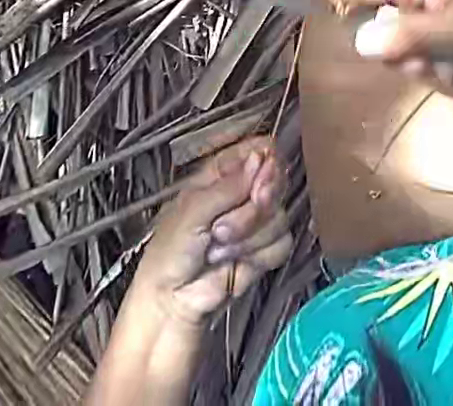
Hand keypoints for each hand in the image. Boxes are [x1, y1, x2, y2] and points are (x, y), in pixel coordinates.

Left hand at [129, 136, 291, 327]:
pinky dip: (259, 255)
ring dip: (248, 237)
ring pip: (279, 216)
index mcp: (222, 171)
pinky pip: (282, 243)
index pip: (260, 150)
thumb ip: (228, 186)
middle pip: (275, 182)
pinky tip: (234, 261)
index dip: (266, 165)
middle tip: (223, 228)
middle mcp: (242, 191)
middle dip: (253, 210)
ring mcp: (255, 220)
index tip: (258, 185)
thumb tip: (259, 158)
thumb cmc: (170, 250)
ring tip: (217, 247)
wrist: (172, 302)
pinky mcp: (264, 248)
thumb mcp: (192, 210)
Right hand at [322, 0, 452, 70]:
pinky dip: (431, 63)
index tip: (334, 38)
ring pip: (399, 39)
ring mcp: (433, 7)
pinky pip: (421, 46)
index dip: (335, 4)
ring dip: (413, 61)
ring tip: (443, 71)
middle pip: (376, 19)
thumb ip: (406, 37)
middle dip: (390, 50)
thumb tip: (359, 41)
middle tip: (418, 65)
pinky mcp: (447, 23)